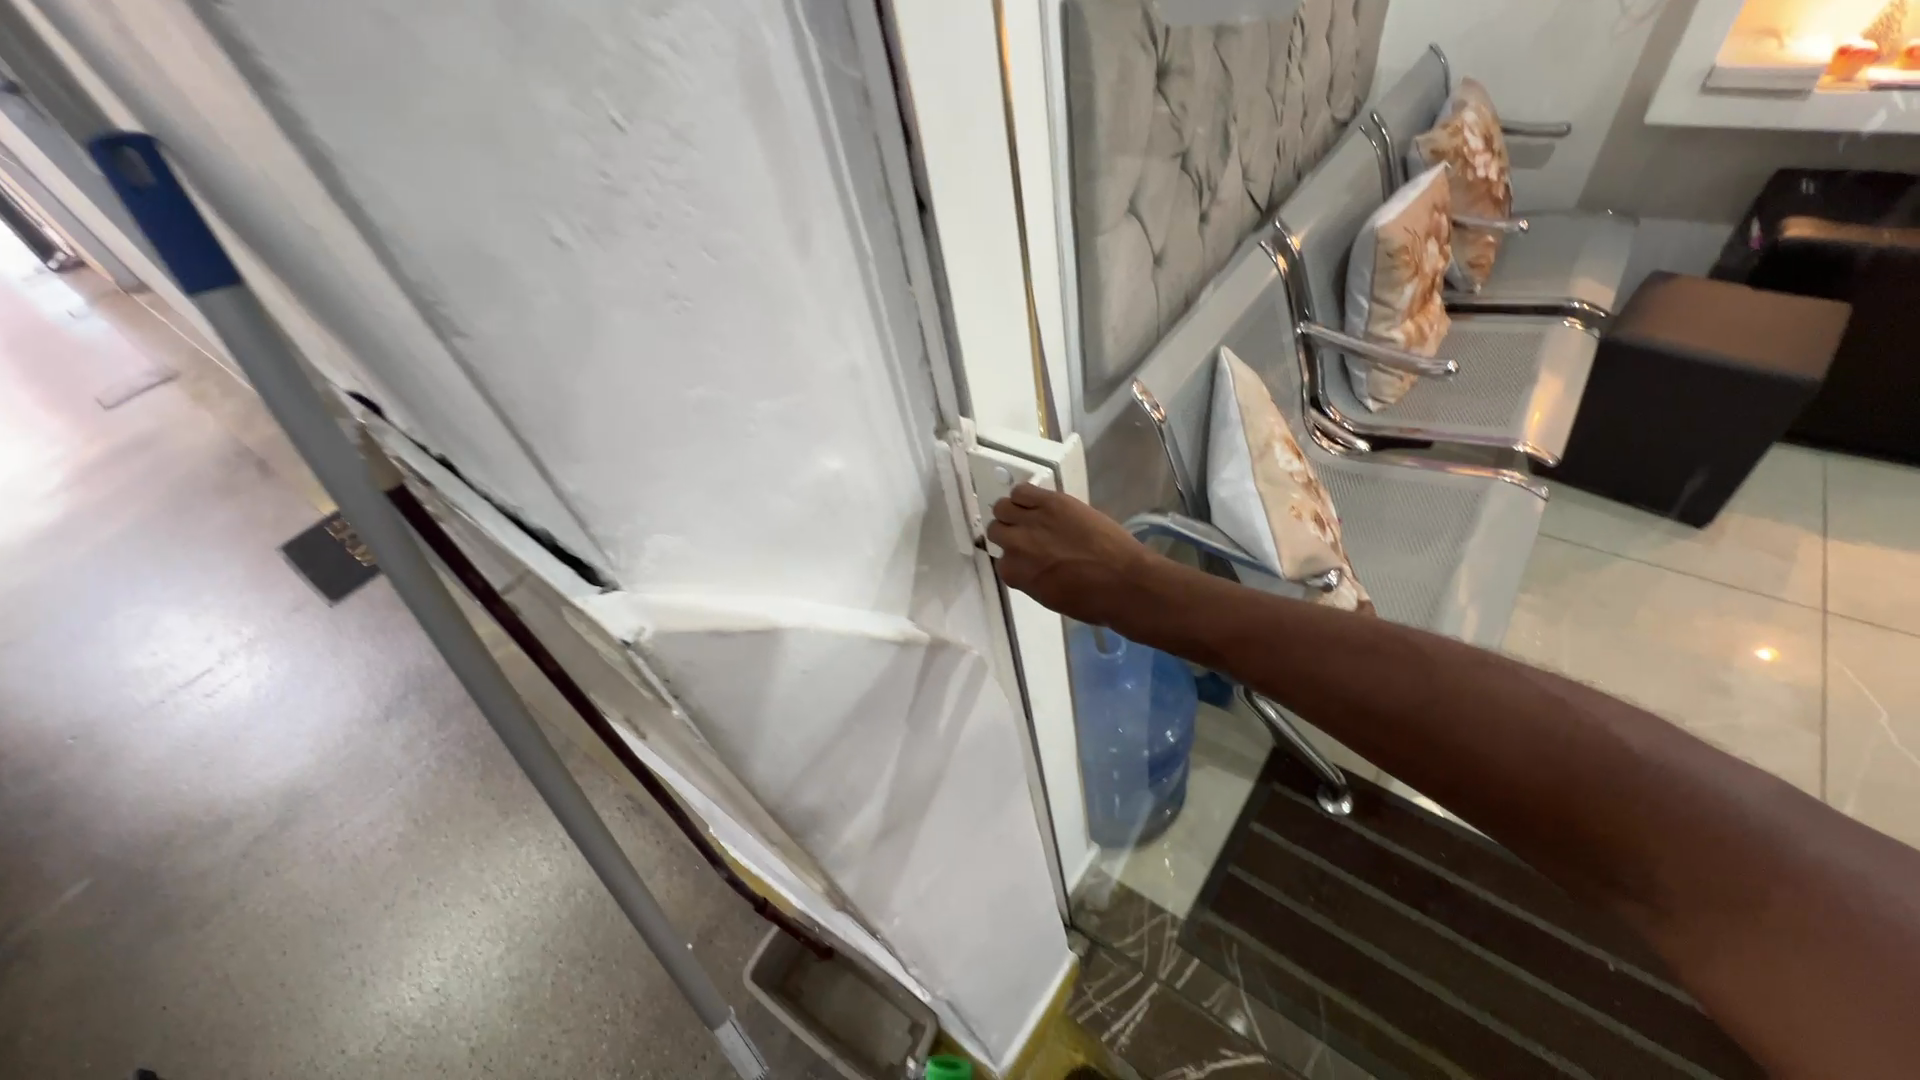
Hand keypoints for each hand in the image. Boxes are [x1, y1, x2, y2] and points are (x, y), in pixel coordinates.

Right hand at [987, 484, 1156, 625]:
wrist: (1124, 581)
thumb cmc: (1092, 601)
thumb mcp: (1051, 598)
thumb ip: (1031, 579)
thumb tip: (1030, 566)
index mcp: (1016, 574)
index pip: (1001, 561)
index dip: (1016, 558)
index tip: (1028, 558)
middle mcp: (1016, 545)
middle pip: (996, 530)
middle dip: (1009, 534)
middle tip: (1028, 535)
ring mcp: (1033, 521)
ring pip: (1003, 507)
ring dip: (1013, 513)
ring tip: (1031, 516)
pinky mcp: (1052, 502)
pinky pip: (1023, 491)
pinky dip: (1025, 496)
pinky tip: (1038, 503)